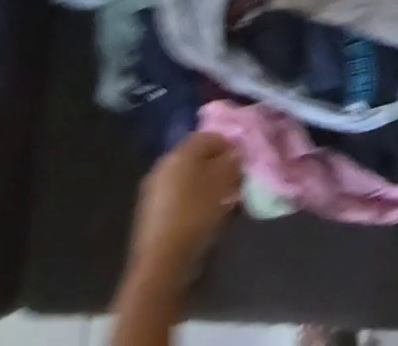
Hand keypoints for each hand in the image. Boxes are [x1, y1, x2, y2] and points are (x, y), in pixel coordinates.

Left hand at [126, 132, 242, 289]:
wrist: (161, 262)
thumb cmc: (195, 216)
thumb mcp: (221, 185)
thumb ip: (231, 163)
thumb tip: (236, 151)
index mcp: (179, 154)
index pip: (208, 136)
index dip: (229, 144)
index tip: (244, 160)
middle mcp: (164, 166)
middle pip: (197, 157)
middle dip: (219, 166)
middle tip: (237, 181)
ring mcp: (155, 189)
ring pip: (189, 177)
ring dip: (209, 184)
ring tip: (227, 201)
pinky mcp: (153, 212)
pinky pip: (181, 196)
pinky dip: (196, 199)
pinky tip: (208, 215)